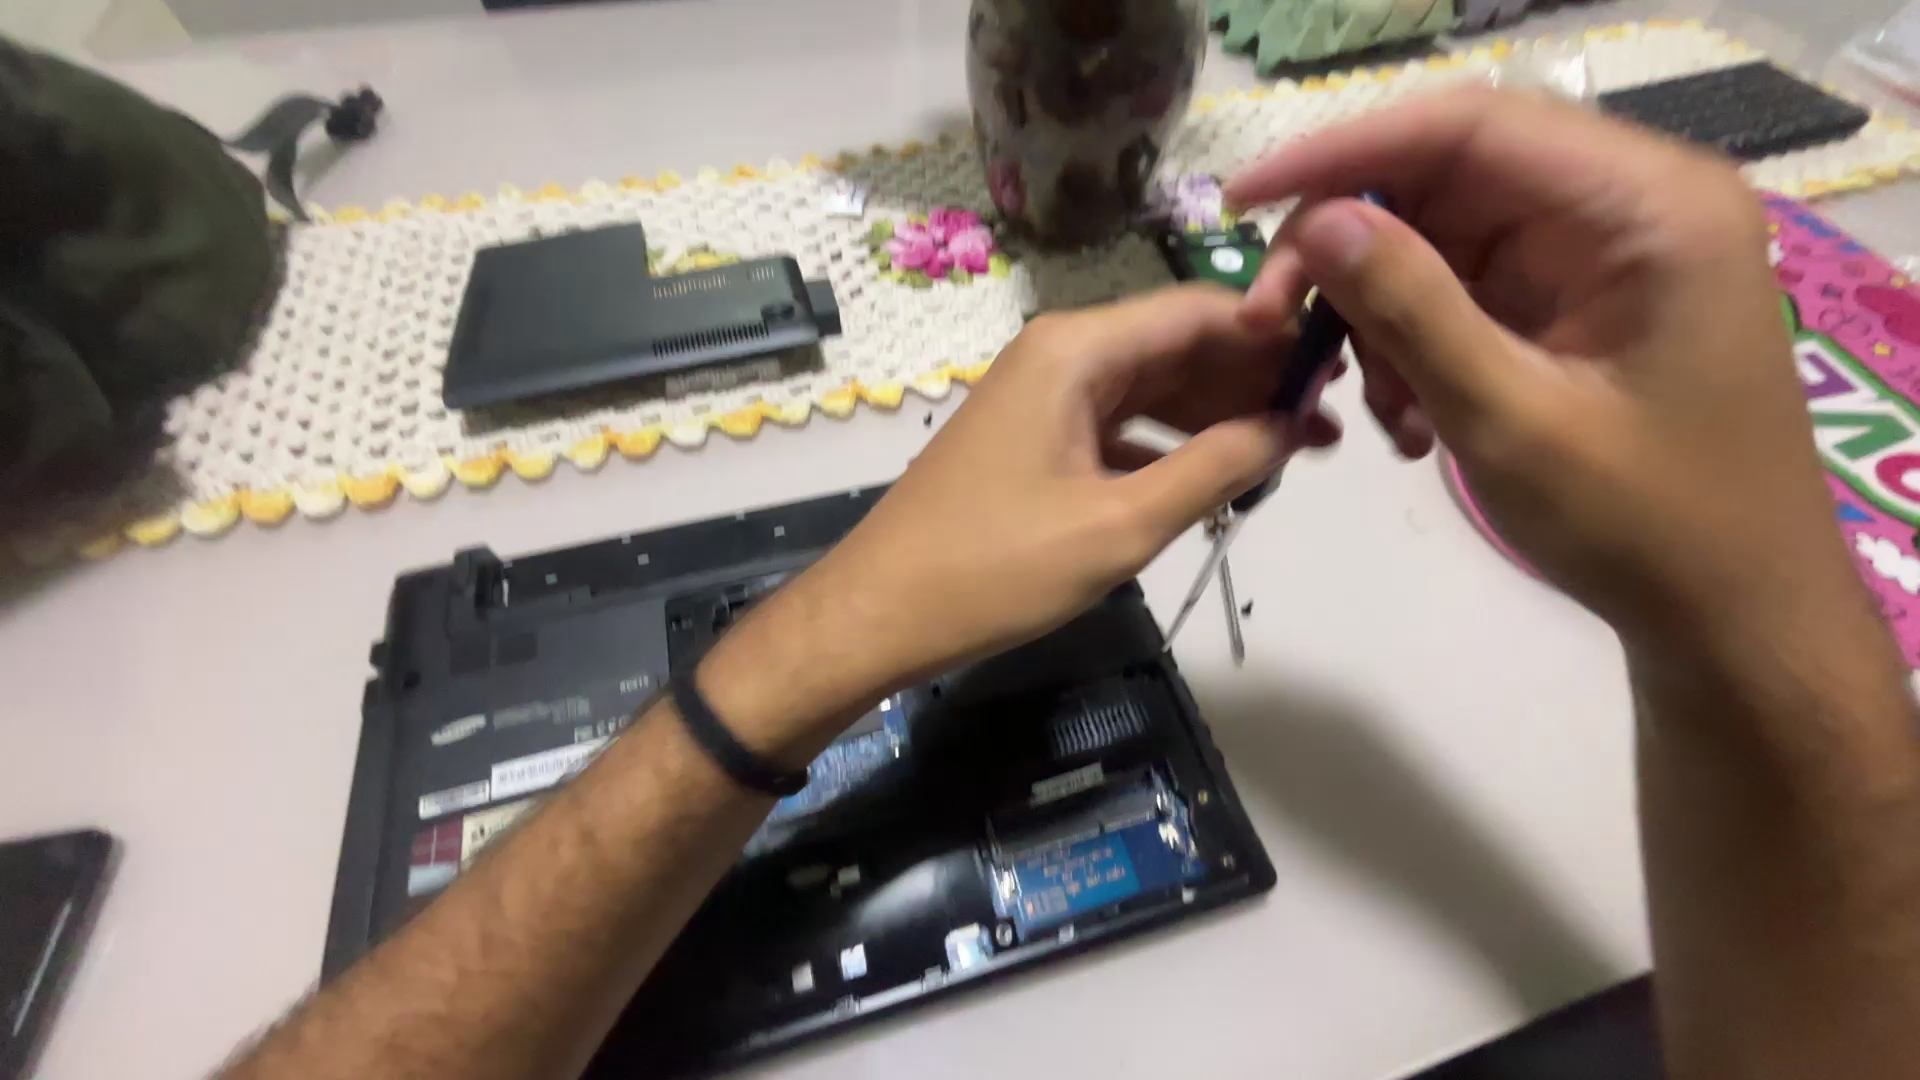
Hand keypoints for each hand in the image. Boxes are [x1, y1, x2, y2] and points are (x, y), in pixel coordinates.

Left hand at [703, 284, 1338, 757]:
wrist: (880, 612)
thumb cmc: (995, 568)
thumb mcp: (1119, 525)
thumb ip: (1213, 468)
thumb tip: (1292, 426)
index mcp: (1077, 350)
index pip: (1199, 310)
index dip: (1275, 334)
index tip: (1343, 366)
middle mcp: (1058, 355)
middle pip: (1175, 348)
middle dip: (1250, 381)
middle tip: (1329, 423)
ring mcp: (1039, 399)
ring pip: (1146, 391)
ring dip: (1211, 418)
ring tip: (1288, 455)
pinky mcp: (1030, 441)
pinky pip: (1113, 428)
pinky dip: (1162, 448)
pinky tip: (1210, 478)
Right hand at [1227, 87, 1861, 653]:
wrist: (1713, 597)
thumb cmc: (1636, 517)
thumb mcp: (1506, 414)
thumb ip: (1411, 309)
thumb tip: (1315, 225)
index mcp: (1638, 207)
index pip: (1464, 130)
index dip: (1340, 152)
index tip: (1242, 200)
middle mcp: (1610, 207)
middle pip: (1434, 186)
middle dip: (1339, 256)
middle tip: (1268, 323)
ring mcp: (1577, 258)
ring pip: (1424, 248)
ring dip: (1371, 323)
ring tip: (1381, 409)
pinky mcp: (1549, 304)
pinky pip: (1440, 300)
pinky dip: (1399, 354)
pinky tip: (1408, 421)